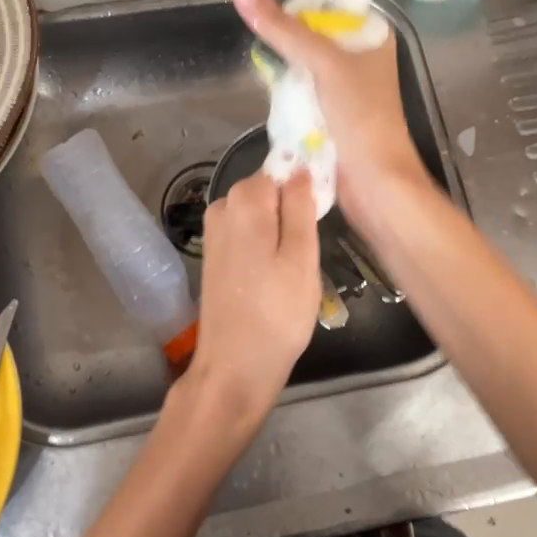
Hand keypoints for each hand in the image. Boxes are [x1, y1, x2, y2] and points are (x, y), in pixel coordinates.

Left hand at [189, 170, 320, 412]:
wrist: (233, 368)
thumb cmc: (277, 313)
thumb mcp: (302, 257)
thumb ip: (302, 205)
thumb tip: (301, 167)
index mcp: (245, 199)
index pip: (283, 170)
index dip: (306, 189)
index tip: (323, 218)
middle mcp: (223, 206)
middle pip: (269, 191)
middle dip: (293, 213)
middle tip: (309, 254)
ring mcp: (215, 231)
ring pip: (260, 214)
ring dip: (281, 233)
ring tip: (294, 270)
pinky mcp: (214, 254)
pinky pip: (248, 233)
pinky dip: (265, 247)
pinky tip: (275, 277)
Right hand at [231, 0, 430, 225]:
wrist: (375, 183)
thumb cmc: (360, 116)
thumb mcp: (323, 63)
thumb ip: (282, 29)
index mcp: (370, 34)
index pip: (324, 3)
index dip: (292, 4)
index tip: (258, 7)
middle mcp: (359, 55)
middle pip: (308, 35)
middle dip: (282, 42)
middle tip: (258, 45)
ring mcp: (343, 86)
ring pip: (300, 65)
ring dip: (281, 70)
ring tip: (261, 70)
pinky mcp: (329, 113)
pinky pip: (298, 92)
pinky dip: (283, 94)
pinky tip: (269, 96)